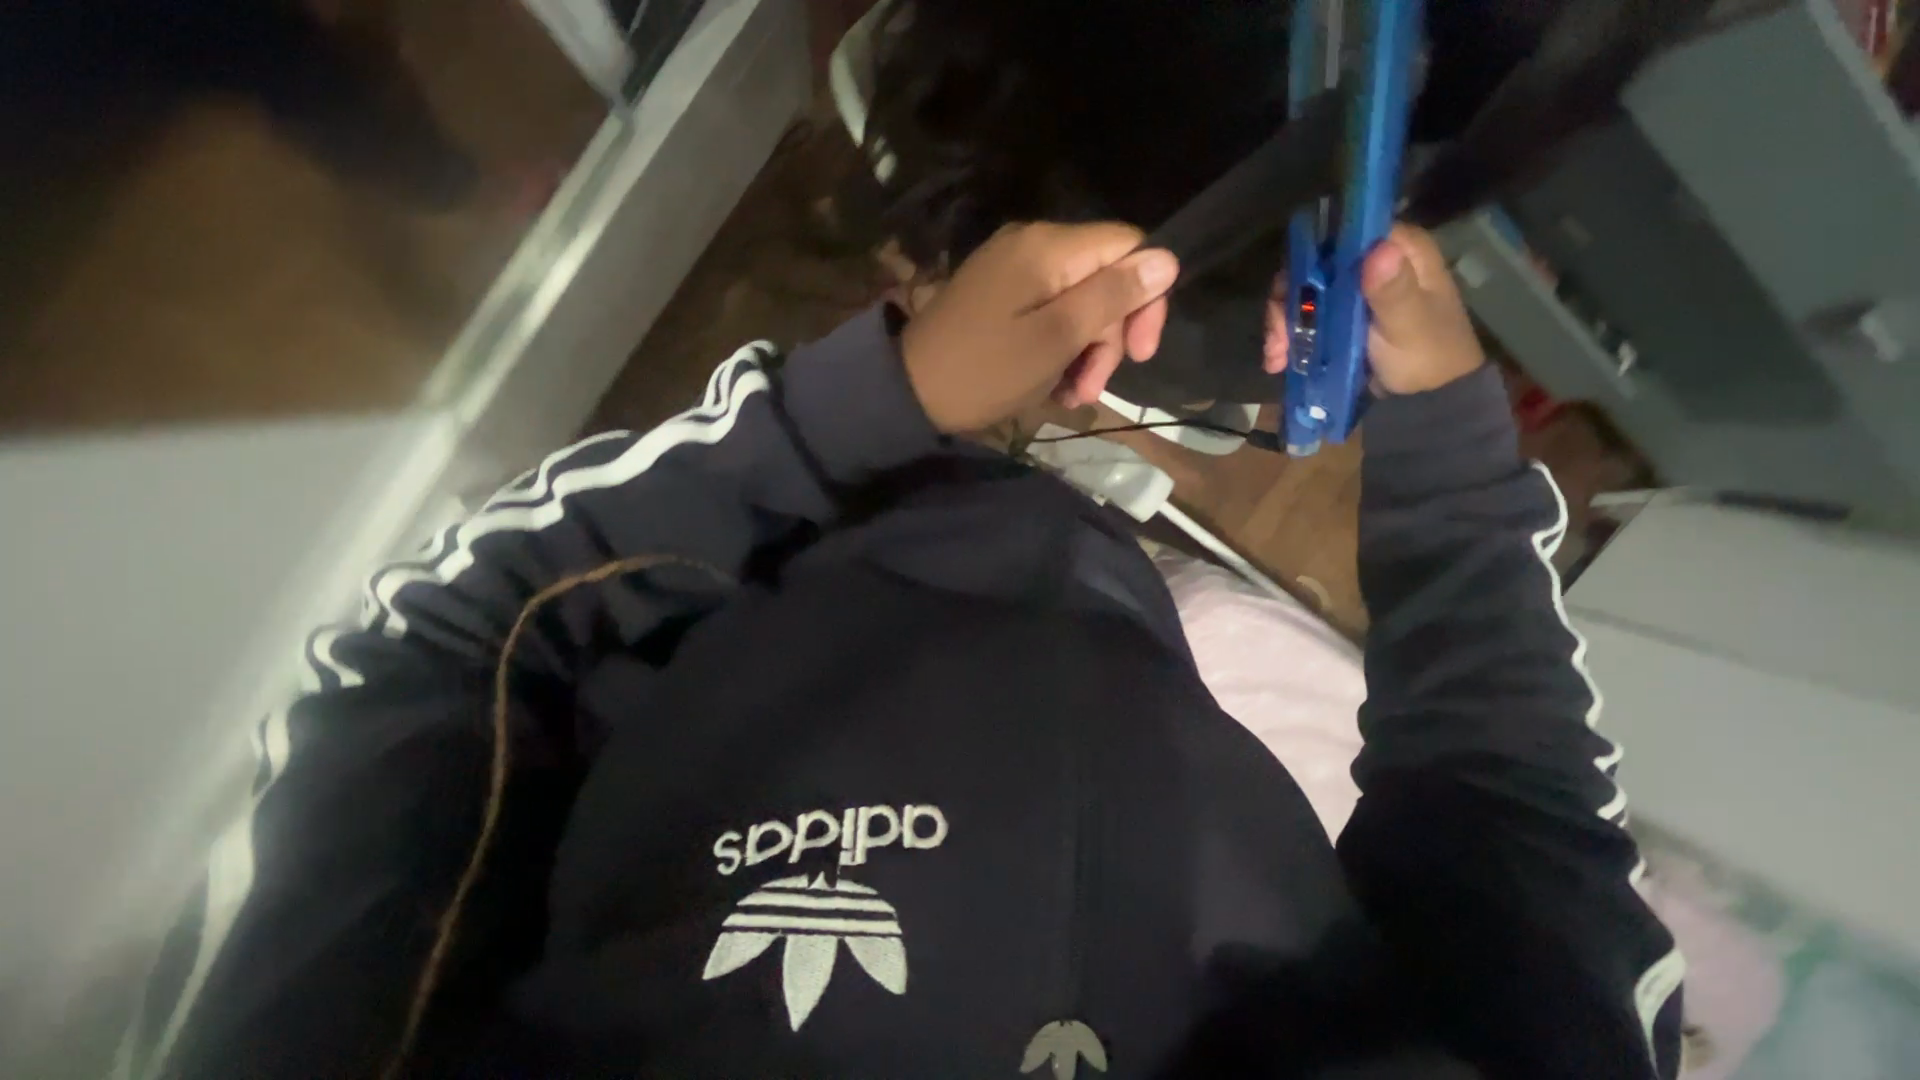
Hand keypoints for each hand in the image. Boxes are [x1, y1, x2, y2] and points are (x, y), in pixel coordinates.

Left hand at [900, 223, 1178, 432]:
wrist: (906, 392)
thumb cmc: (985, 370)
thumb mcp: (1056, 339)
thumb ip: (1111, 297)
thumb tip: (1167, 259)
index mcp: (1049, 247)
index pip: (1129, 245)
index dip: (1147, 296)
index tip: (1140, 353)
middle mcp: (1033, 244)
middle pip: (1103, 276)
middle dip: (1109, 336)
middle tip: (1091, 389)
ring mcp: (1012, 268)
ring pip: (1078, 299)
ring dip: (1085, 350)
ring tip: (1070, 397)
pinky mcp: (998, 293)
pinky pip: (1047, 310)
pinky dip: (1057, 347)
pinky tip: (1051, 385)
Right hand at [1261, 223, 1485, 394]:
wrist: (1429, 398)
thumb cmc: (1427, 355)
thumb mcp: (1409, 323)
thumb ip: (1393, 290)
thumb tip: (1379, 249)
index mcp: (1399, 248)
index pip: (1343, 233)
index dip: (1309, 257)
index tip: (1290, 294)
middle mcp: (1373, 259)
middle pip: (1314, 264)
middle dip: (1287, 301)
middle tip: (1278, 338)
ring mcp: (1355, 288)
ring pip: (1304, 292)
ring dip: (1283, 324)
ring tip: (1277, 357)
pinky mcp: (1340, 315)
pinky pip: (1305, 315)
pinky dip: (1289, 336)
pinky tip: (1279, 360)